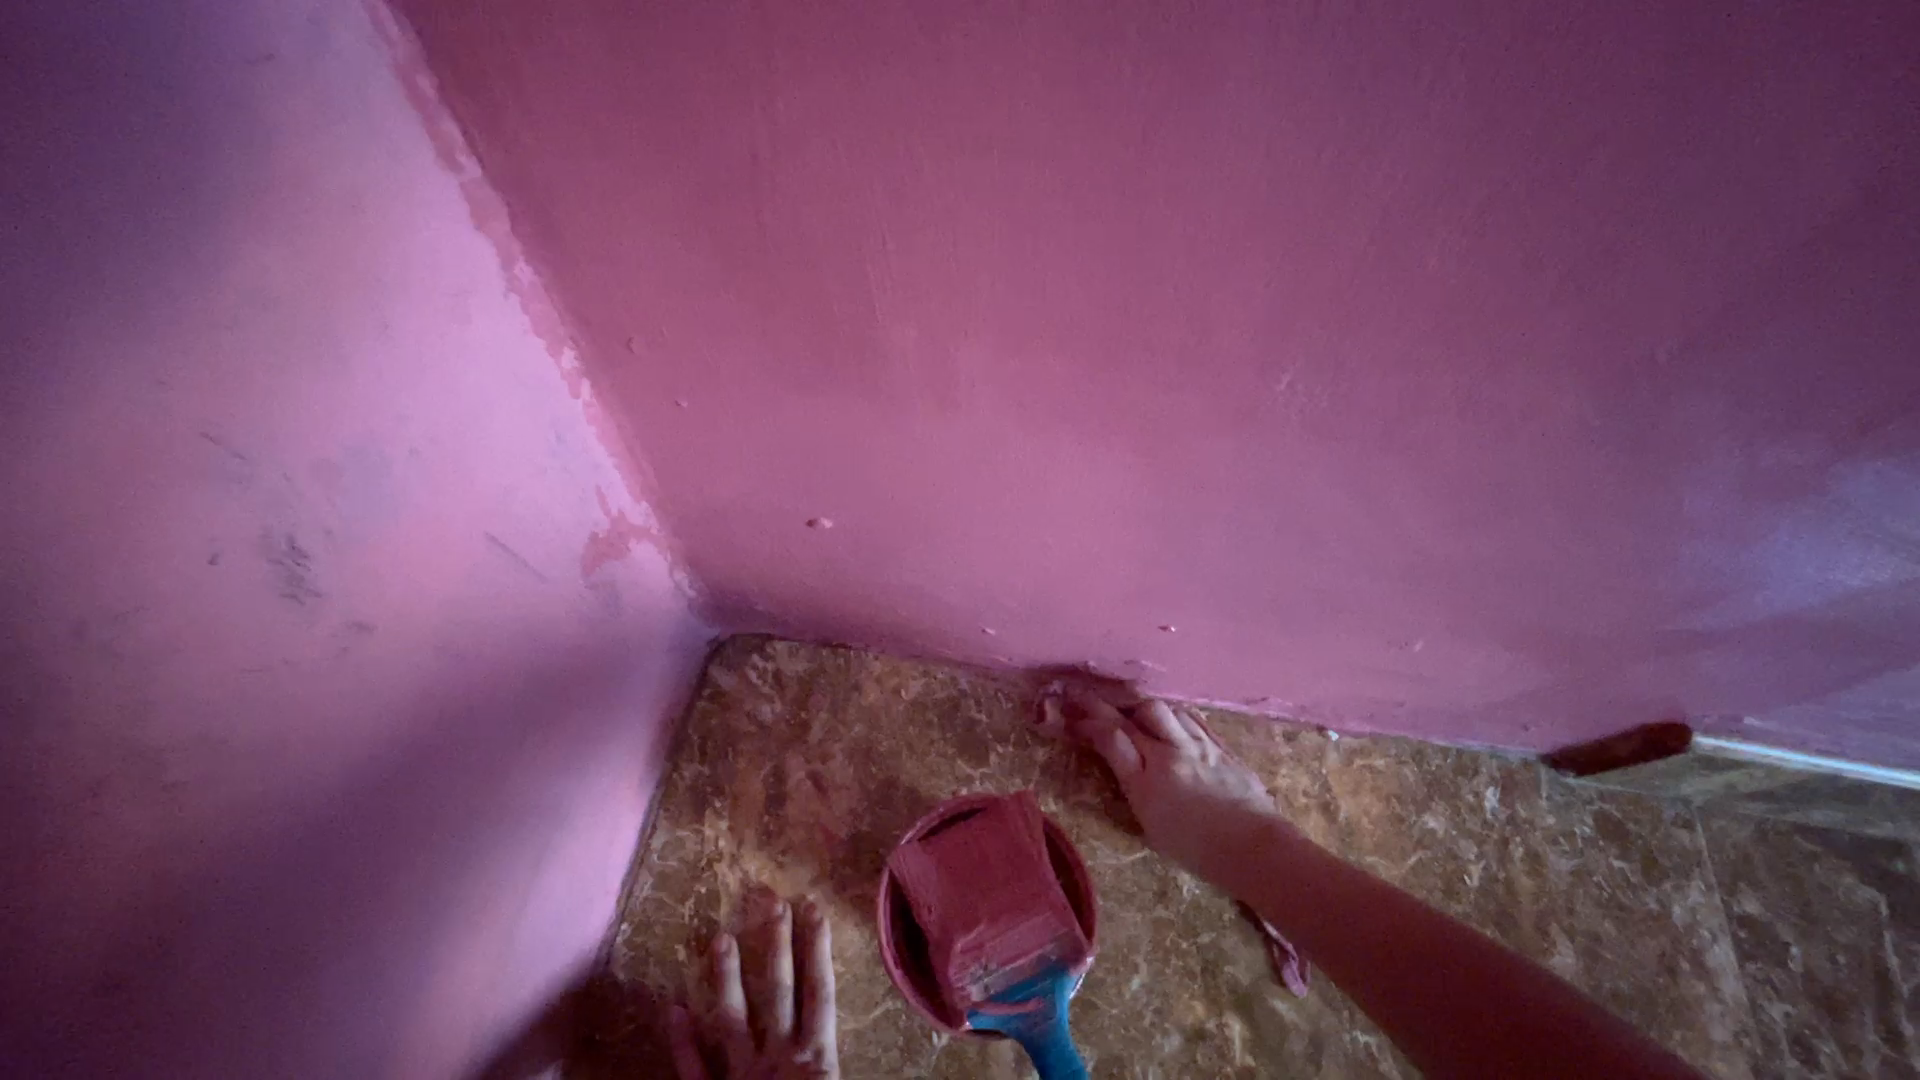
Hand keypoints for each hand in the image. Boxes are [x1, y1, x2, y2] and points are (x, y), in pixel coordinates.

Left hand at [670, 891, 839, 1079]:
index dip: (819, 949)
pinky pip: (694, 1070)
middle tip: (774, 902)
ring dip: (727, 978)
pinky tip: (673, 1010)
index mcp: (816, 1057)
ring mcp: (743, 1076)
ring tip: (720, 938)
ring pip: (733, 1021)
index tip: (815, 908)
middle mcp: (779, 1057)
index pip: (820, 991)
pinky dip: (683, 1042)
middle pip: (779, 992)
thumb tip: (845, 1021)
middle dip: (778, 945)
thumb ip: (836, 1061)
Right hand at [1041, 686, 1281, 878]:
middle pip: (1133, 715)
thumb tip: (1124, 767)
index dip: (1087, 724)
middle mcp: (1169, 756)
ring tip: (1129, 711)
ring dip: (1140, 707)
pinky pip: (1191, 718)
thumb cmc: (1198, 851)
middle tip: (1084, 696)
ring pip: (1162, 710)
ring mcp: (1197, 746)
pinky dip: (1173, 715)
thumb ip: (1135, 790)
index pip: (1111, 739)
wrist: (1255, 849)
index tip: (1070, 717)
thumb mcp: (1151, 828)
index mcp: (1147, 783)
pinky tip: (1167, 717)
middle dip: (1104, 704)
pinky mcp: (1219, 745)